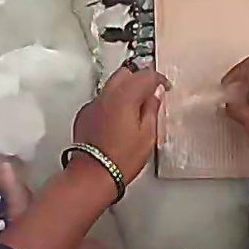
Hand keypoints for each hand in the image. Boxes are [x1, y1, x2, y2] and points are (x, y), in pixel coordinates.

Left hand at [71, 60, 168, 184]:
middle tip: (150, 94)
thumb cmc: (121, 159)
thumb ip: (152, 109)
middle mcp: (106, 96)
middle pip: (125, 74)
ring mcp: (92, 105)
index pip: (145, 75)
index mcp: (125, 97)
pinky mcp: (84, 116)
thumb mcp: (147, 135)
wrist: (94, 174)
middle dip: (139, 79)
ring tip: (134, 109)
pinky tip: (117, 120)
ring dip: (124, 91)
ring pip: (111, 86)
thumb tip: (154, 95)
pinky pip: (100, 101)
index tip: (164, 87)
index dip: (158, 79)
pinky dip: (110, 104)